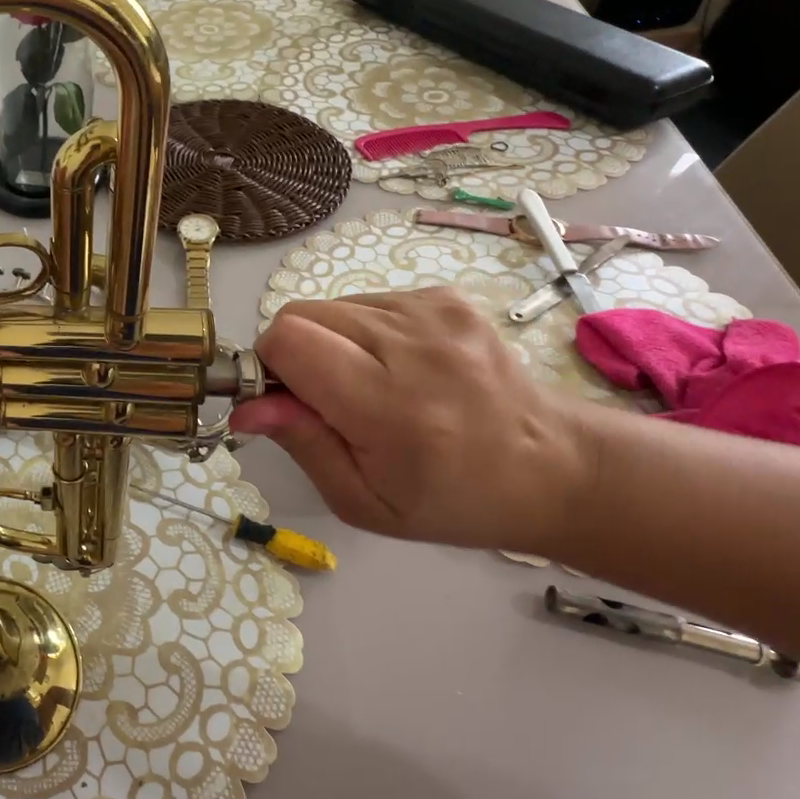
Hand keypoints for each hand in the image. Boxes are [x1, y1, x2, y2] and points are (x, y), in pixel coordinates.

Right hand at [232, 288, 593, 553]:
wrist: (554, 468)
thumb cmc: (450, 500)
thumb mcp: (362, 500)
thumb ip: (301, 443)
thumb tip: (245, 407)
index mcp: (392, 406)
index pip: (288, 341)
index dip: (268, 367)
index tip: (284, 401)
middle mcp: (415, 346)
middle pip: (300, 315)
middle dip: (292, 354)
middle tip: (323, 399)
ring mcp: (435, 313)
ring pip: (330, 306)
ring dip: (328, 342)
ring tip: (368, 385)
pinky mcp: (447, 298)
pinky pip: (365, 301)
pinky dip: (360, 332)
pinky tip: (394, 366)